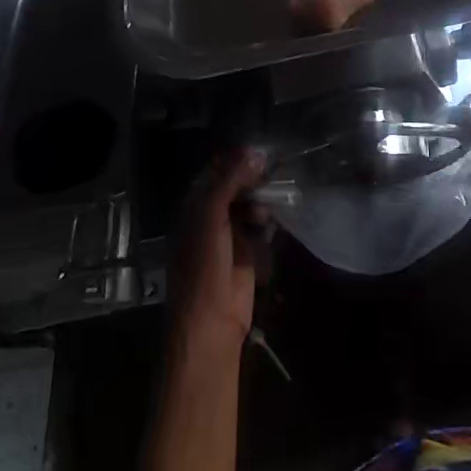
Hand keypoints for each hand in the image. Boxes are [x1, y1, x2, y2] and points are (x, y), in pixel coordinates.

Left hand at [169, 149, 269, 348]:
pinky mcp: (249, 251)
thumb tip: (254, 154)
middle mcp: (211, 215)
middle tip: (275, 170)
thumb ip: (230, 182)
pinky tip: (276, 218)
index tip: (260, 151)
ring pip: (250, 204)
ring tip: (274, 198)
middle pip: (236, 186)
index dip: (236, 160)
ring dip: (263, 199)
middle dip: (254, 178)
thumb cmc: (204, 263)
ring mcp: (230, 234)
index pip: (216, 171)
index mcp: (195, 204)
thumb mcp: (211, 214)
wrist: (211, 318)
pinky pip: (261, 227)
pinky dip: (268, 220)